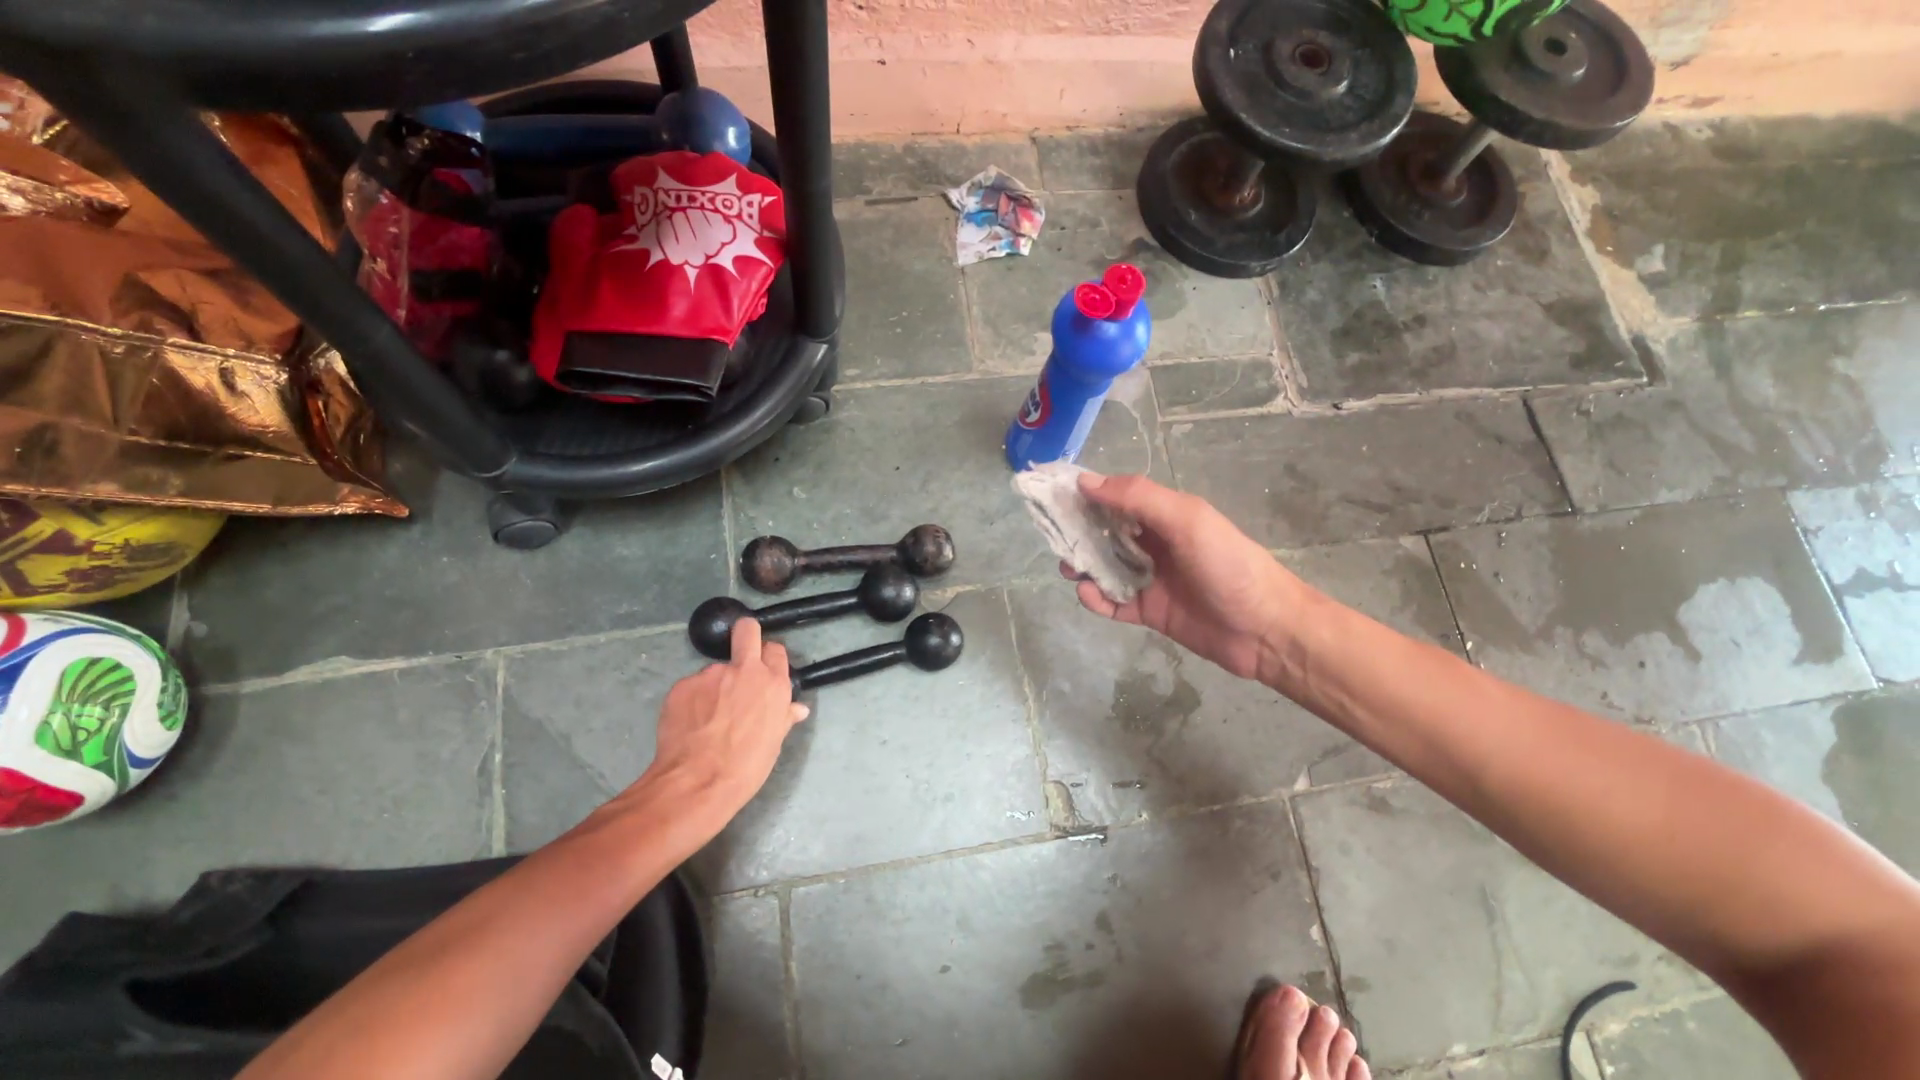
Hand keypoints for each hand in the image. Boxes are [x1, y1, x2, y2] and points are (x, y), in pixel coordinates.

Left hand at [638, 618, 808, 823]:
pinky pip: (691, 687)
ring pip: (714, 670)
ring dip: (714, 686)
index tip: (763, 670)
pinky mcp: (683, 684)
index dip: (769, 658)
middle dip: (745, 633)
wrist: (698, 782)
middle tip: (739, 653)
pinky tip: (689, 725)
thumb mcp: (774, 743)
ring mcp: (711, 675)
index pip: (776, 651)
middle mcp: (745, 671)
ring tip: (706, 718)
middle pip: (747, 630)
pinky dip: (691, 701)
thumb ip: (783, 717)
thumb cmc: (746, 768)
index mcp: (773, 685)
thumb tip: (798, 709)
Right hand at [1065, 472, 1305, 681]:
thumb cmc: (1229, 565)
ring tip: (1069, 569)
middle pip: (1105, 533)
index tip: (1051, 494)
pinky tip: (1088, 595)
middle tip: (1055, 537)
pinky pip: (1113, 603)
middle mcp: (1155, 543)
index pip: (1116, 498)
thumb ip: (1138, 497)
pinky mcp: (1150, 612)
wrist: (1266, 629)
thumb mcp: (1187, 520)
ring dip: (1083, 566)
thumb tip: (1086, 481)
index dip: (1085, 495)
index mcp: (1165, 515)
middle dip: (1078, 532)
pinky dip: (1096, 599)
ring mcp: (1151, 579)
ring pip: (1105, 567)